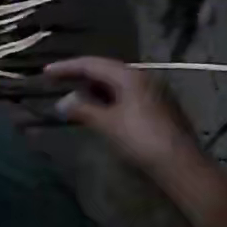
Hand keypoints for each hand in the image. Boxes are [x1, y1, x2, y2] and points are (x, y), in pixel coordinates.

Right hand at [43, 57, 206, 178]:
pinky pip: (127, 96)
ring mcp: (154, 92)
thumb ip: (83, 109)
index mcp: (131, 76)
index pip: (93, 64)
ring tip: (75, 99)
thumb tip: (62, 102)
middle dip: (81, 77)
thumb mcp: (108, 124)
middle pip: (106, 71)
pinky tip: (100, 111)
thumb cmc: (142, 140)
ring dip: (95, 90)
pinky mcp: (158, 107)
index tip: (46, 73)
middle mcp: (144, 77)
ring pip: (118, 85)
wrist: (179, 163)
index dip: (68, 67)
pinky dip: (109, 100)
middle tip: (58, 83)